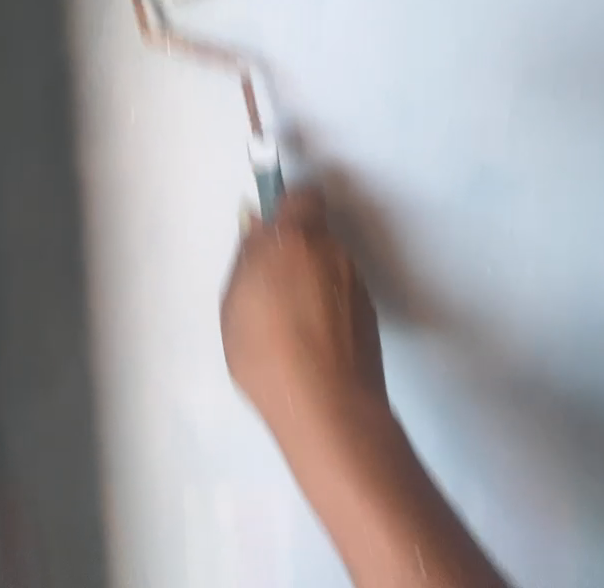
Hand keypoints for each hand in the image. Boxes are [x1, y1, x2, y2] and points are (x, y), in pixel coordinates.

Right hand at [220, 185, 386, 439]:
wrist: (327, 408)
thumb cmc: (266, 351)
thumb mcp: (234, 302)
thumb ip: (248, 256)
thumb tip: (256, 225)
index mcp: (295, 240)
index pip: (303, 196)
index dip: (287, 207)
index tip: (269, 228)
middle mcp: (332, 252)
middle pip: (314, 233)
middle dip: (294, 248)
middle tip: (268, 282)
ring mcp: (355, 283)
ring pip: (328, 265)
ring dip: (310, 279)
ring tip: (287, 322)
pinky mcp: (369, 314)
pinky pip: (340, 294)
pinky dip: (326, 306)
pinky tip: (309, 341)